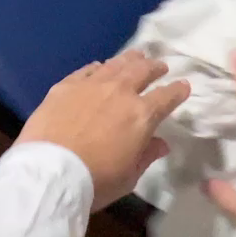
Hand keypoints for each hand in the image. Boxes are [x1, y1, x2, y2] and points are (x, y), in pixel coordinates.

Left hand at [17, 49, 191, 210]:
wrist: (51, 169)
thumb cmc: (96, 180)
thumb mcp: (129, 176)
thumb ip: (146, 155)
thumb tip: (161, 142)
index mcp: (140, 115)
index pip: (165, 97)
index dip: (177, 90)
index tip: (184, 85)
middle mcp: (119, 91)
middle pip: (141, 71)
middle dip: (154, 67)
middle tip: (160, 65)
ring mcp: (92, 84)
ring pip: (116, 64)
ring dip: (129, 59)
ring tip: (136, 56)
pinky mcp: (67, 83)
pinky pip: (88, 70)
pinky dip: (99, 67)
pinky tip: (100, 66)